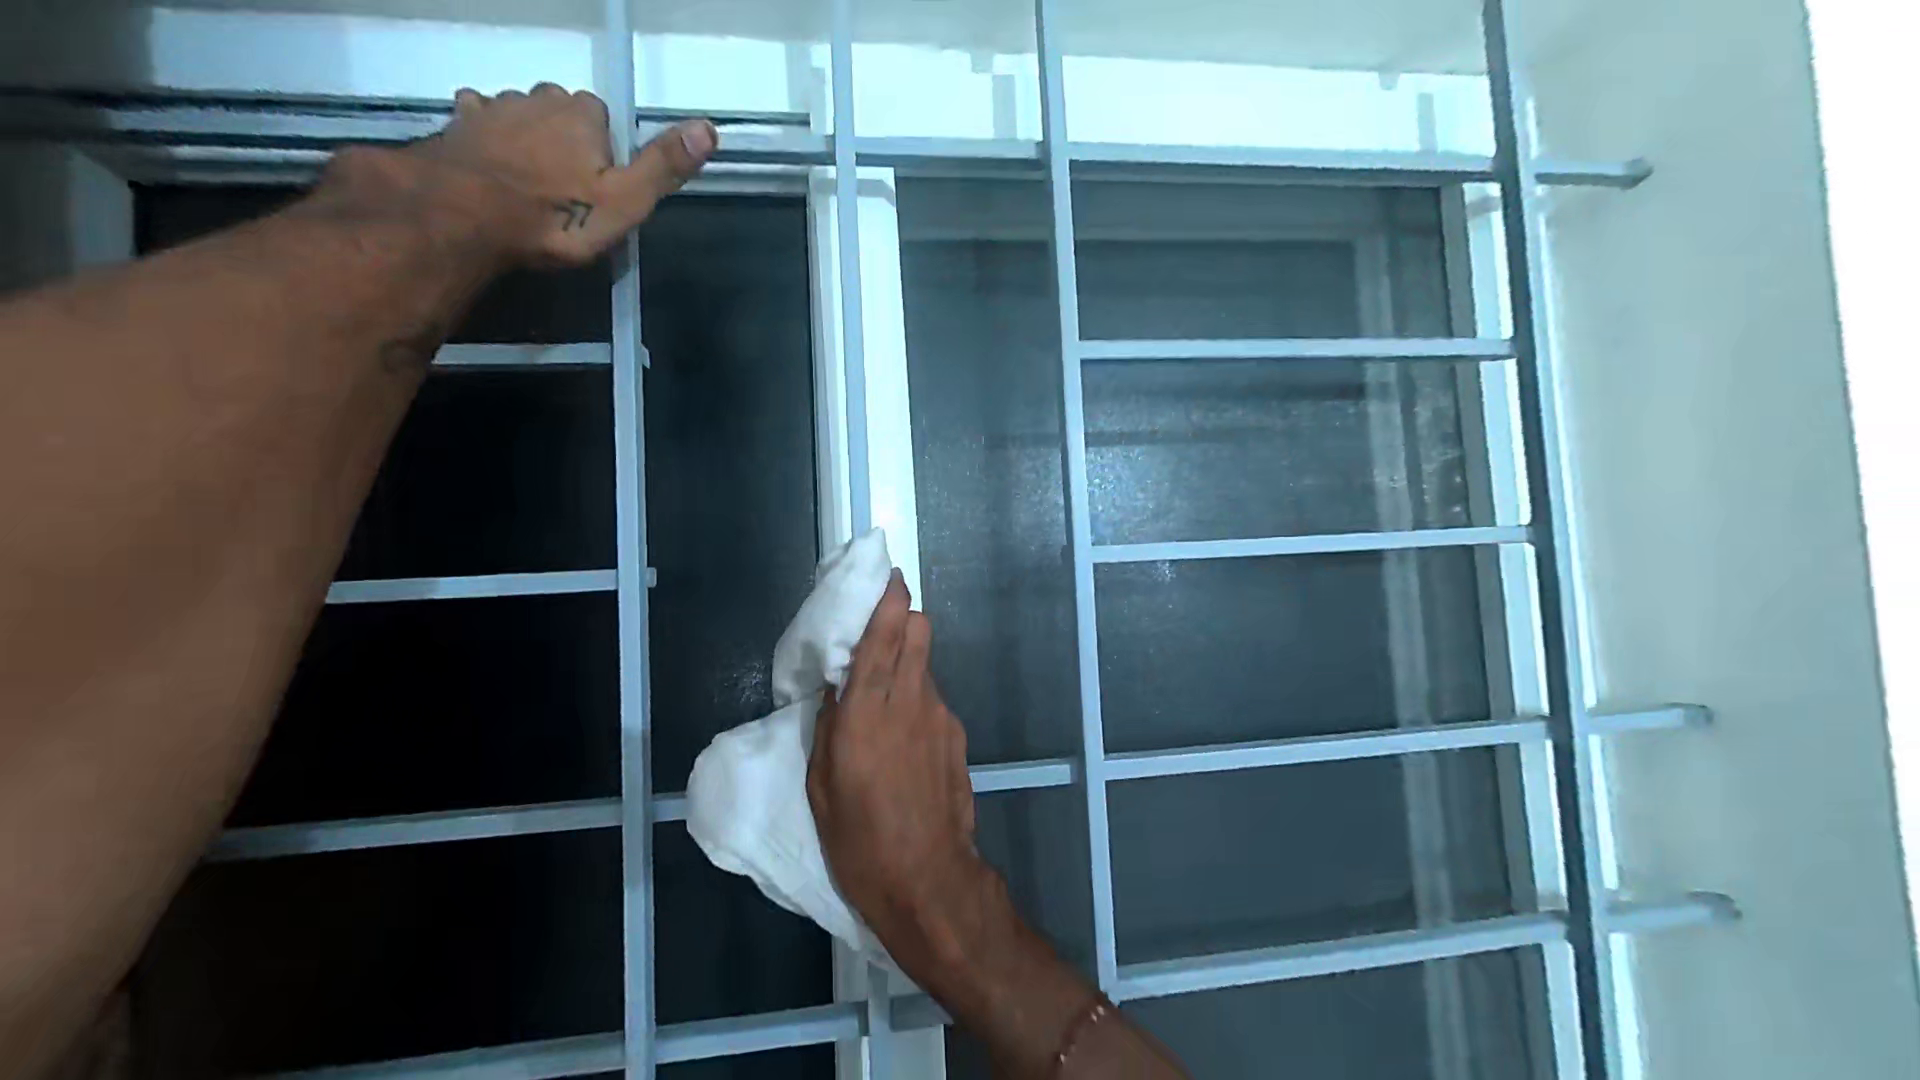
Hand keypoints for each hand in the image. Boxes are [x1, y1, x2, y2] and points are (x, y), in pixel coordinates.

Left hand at [322, 83, 716, 268]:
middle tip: (568, 192)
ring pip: (524, 115)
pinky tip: (493, 164)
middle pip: (562, 113)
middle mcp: (539, 97)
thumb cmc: (556, 216)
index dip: (606, 154)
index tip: (601, 189)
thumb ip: (664, 167)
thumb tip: (710, 128)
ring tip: (532, 185)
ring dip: (530, 139)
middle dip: (567, 141)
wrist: (465, 217)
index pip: (604, 120)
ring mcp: (495, 106)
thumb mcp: (626, 202)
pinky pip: (481, 118)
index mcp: (582, 114)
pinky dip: (489, 135)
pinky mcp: (459, 122)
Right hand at [807, 572, 990, 971]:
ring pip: (926, 664)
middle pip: (919, 630)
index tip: (885, 575)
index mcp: (868, 711)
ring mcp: (941, 716)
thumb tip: (838, 688)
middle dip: (902, 617)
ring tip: (884, 697)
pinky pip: (933, 700)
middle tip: (880, 629)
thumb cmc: (859, 839)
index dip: (888, 598)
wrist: (929, 879)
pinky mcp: (957, 736)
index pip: (885, 634)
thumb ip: (830, 725)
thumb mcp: (821, 784)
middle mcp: (910, 701)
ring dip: (906, 662)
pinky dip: (917, 699)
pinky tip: (905, 738)